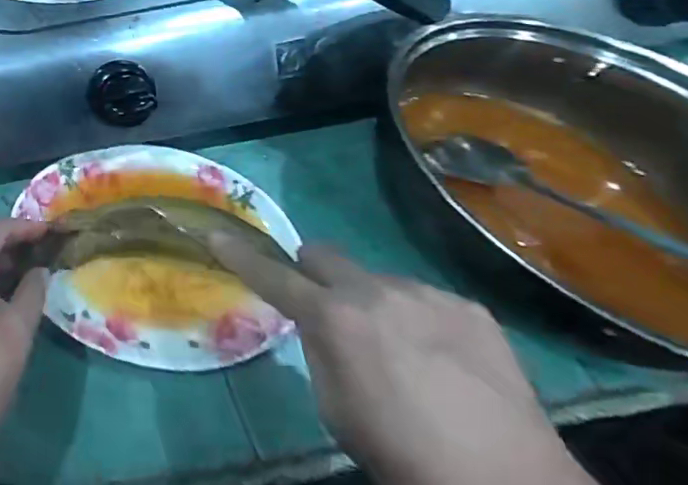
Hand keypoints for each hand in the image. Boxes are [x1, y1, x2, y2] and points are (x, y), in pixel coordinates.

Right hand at [205, 237, 593, 484]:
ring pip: (378, 281)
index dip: (239, 254)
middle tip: (330, 313)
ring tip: (406, 353)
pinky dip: (422, 321)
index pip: (270, 275)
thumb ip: (319, 351)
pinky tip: (445, 362)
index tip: (217, 234)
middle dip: (315, 275)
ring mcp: (426, 294)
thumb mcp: (335, 407)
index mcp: (332, 317)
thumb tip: (321, 327)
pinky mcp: (471, 308)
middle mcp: (374, 291)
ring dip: (374, 304)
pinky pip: (427, 301)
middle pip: (323, 255)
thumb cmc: (402, 453)